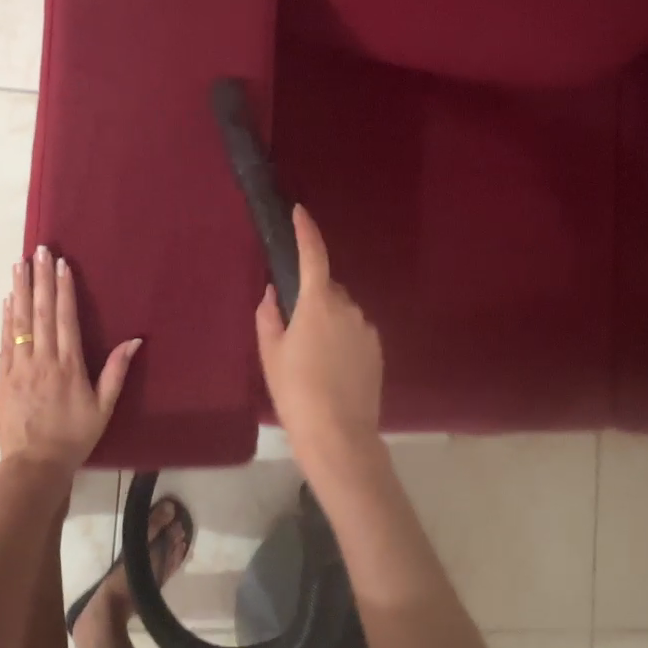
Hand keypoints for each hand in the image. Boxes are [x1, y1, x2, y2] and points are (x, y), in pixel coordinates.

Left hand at [0, 245, 141, 475]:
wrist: (35, 466)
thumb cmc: (74, 437)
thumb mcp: (103, 407)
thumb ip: (116, 372)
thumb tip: (135, 340)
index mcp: (69, 365)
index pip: (66, 318)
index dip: (64, 289)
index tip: (62, 264)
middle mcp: (43, 360)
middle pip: (41, 312)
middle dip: (41, 279)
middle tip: (40, 250)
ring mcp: (20, 367)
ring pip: (20, 321)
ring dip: (20, 290)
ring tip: (20, 264)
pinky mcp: (3, 377)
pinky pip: (5, 341)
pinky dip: (6, 318)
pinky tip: (7, 298)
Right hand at [255, 206, 384, 469]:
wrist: (339, 436)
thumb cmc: (296, 392)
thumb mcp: (271, 354)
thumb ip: (269, 317)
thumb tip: (274, 294)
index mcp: (318, 303)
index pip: (313, 254)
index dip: (306, 230)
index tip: (299, 211)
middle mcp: (348, 308)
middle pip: (326, 288)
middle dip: (310, 297)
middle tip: (291, 329)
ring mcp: (367, 329)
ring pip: (341, 312)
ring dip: (327, 321)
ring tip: (311, 358)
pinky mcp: (377, 350)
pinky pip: (354, 332)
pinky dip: (341, 339)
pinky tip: (331, 369)